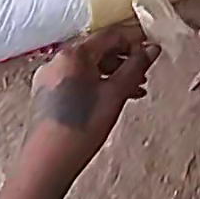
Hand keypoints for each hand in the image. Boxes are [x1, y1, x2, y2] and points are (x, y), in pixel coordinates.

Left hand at [25, 27, 155, 175]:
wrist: (47, 163)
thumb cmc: (83, 125)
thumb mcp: (116, 94)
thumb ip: (136, 67)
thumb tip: (153, 48)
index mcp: (74, 54)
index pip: (110, 35)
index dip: (134, 41)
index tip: (150, 54)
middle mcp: (58, 60)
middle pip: (98, 50)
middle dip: (123, 60)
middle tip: (143, 75)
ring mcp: (49, 78)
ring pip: (88, 66)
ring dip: (112, 74)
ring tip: (132, 91)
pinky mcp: (46, 95)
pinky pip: (77, 80)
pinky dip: (96, 84)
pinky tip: (110, 100)